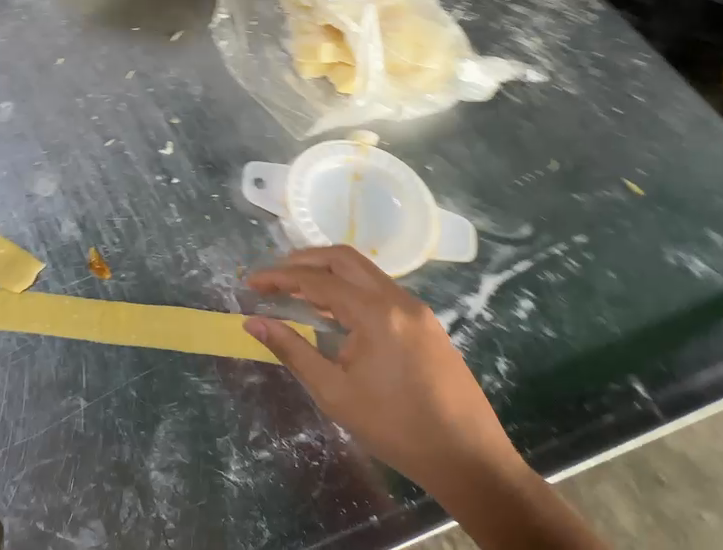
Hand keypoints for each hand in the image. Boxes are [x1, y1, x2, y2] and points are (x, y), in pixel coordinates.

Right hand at [243, 246, 523, 490]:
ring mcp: (419, 313)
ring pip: (364, 273)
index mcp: (376, 314)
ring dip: (327, 274)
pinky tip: (333, 314)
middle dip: (303, 261)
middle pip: (343, 259)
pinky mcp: (428, 327)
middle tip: (273, 277)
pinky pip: (381, 292)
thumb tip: (253, 322)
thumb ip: (292, 350)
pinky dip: (350, 290)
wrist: (472, 463)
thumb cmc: (397, 428)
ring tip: (296, 292)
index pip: (316, 280)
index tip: (250, 283)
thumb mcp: (334, 392)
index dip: (278, 278)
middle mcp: (400, 302)